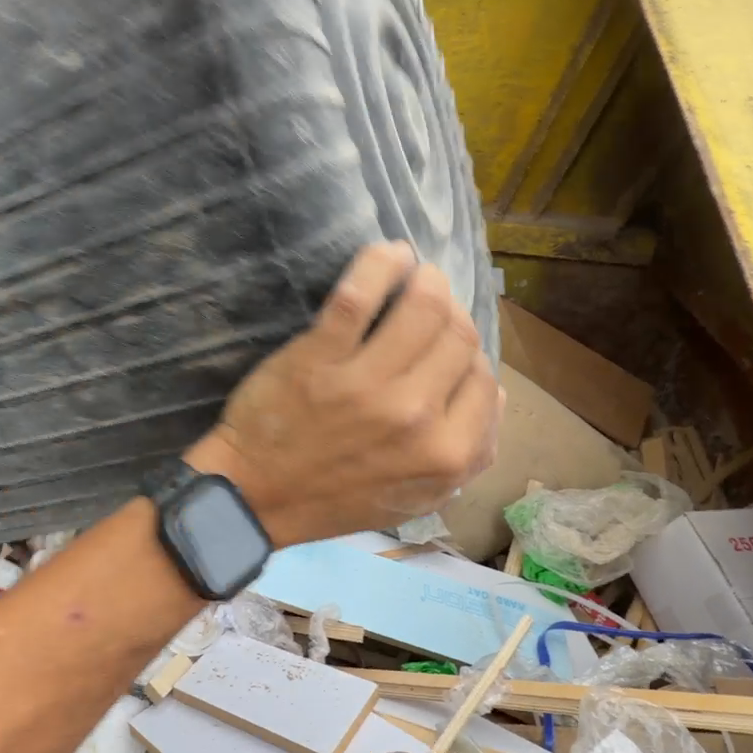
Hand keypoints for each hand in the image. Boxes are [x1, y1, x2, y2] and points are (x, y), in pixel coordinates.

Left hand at [184, 241, 500, 546]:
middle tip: (432, 300)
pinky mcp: (320, 357)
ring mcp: (367, 384)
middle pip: (460, 337)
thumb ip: (466, 457)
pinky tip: (389, 254)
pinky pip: (359, 295)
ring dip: (427, 280)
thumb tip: (496, 393)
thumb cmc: (334, 497)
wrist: (256, 495)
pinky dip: (381, 264)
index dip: (469, 352)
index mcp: (447, 454)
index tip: (447, 340)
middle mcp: (416, 416)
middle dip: (453, 312)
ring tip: (416, 272)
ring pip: (425, 307)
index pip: (485, 378)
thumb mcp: (416, 497)